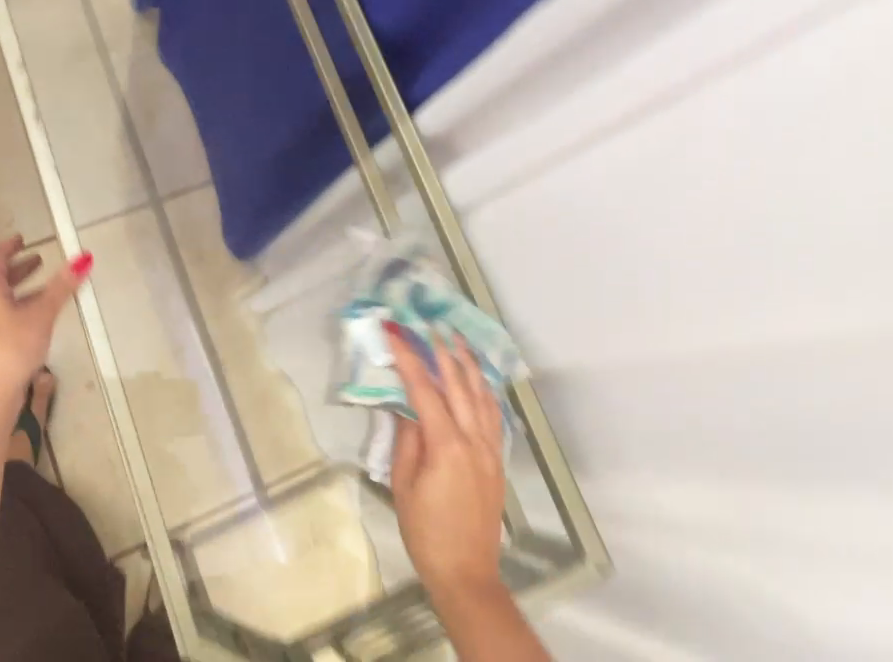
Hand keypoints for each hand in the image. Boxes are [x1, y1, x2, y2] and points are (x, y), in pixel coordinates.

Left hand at [0, 236, 91, 397]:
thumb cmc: (12, 347)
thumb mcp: (41, 314)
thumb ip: (61, 287)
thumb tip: (83, 258)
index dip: (10, 247)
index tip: (22, 238)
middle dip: (18, 270)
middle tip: (38, 261)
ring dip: (18, 292)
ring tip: (43, 292)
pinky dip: (14, 311)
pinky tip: (32, 323)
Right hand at [386, 323, 506, 604]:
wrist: (465, 571)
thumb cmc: (425, 531)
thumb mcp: (404, 484)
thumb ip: (407, 440)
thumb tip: (407, 407)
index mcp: (446, 444)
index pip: (424, 388)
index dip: (409, 356)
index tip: (395, 330)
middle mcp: (473, 439)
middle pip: (458, 383)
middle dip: (442, 350)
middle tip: (429, 322)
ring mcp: (490, 448)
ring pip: (481, 394)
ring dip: (468, 363)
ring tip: (457, 338)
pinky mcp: (497, 459)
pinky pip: (492, 413)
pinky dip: (484, 389)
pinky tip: (477, 378)